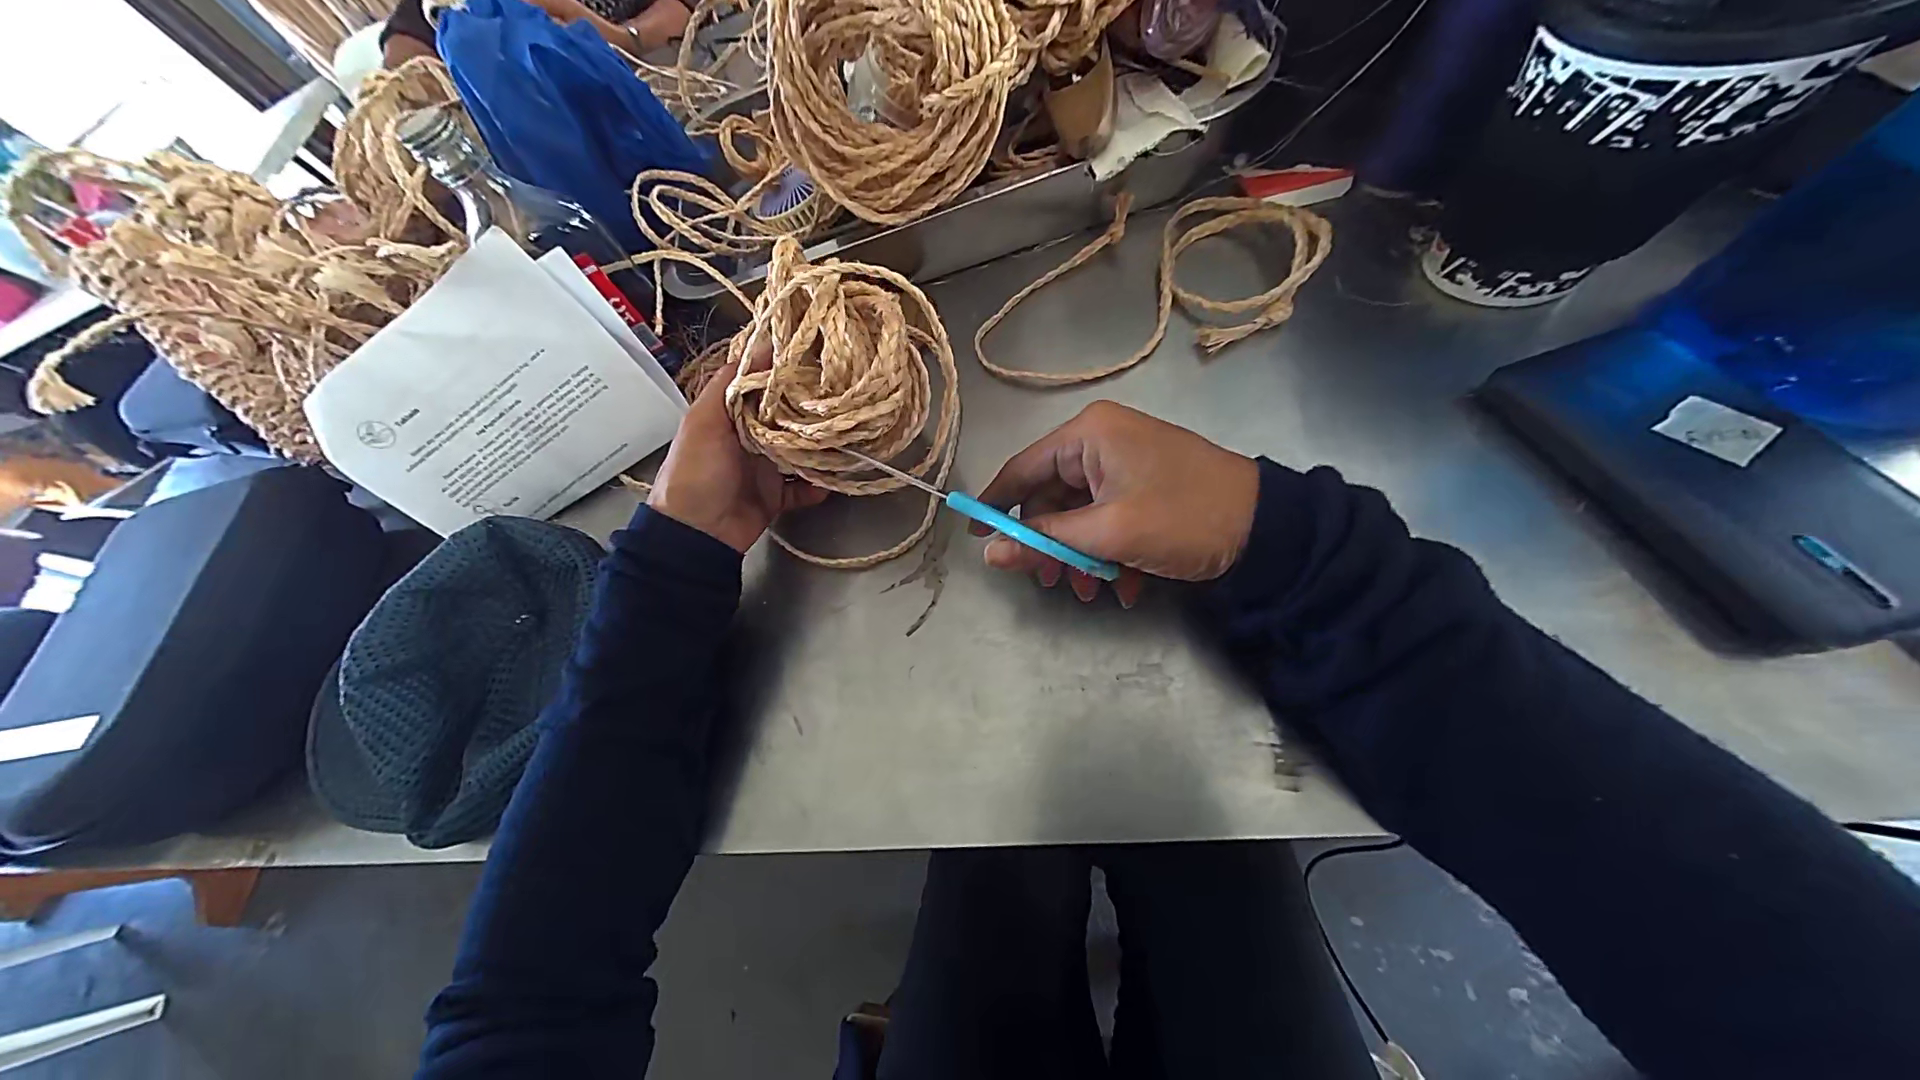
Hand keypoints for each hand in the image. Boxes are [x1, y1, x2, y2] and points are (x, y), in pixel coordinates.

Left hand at [648, 347, 826, 552]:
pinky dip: (817, 486)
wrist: (697, 532)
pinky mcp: (775, 496)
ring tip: (844, 438)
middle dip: (810, 410)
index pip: (762, 386)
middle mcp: (749, 436)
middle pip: (786, 418)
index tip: (817, 359)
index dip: (786, 373)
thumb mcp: (705, 420)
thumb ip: (729, 384)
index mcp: (730, 415)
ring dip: (819, 448)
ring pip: (799, 451)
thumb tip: (761, 346)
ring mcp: (764, 467)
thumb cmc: (697, 471)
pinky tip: (831, 480)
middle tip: (840, 398)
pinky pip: (803, 488)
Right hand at [972, 401, 1259, 602]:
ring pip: (1078, 514)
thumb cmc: (1182, 518)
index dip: (995, 504)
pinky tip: (1124, 585)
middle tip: (1051, 583)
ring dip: (1081, 556)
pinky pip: (1105, 517)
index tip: (975, 538)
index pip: (1022, 468)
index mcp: (1089, 434)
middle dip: (1051, 545)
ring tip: (1092, 591)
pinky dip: (1107, 552)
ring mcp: (1124, 462)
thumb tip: (988, 552)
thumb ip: (1044, 541)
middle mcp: (1101, 440)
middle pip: (1050, 497)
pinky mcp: (1143, 485)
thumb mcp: (1107, 534)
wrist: (1267, 529)